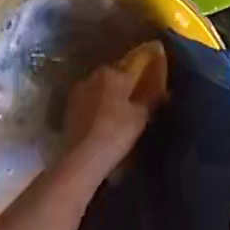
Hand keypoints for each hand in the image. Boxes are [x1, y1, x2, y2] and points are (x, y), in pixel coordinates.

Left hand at [62, 43, 164, 176]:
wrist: (84, 157)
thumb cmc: (117, 130)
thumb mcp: (141, 115)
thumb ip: (151, 97)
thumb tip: (163, 87)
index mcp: (110, 72)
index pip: (128, 73)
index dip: (135, 87)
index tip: (139, 100)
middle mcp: (91, 77)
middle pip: (109, 82)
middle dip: (117, 92)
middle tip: (127, 112)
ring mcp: (76, 94)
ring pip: (96, 94)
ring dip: (103, 103)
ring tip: (112, 123)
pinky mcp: (66, 112)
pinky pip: (85, 108)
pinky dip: (91, 115)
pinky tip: (98, 129)